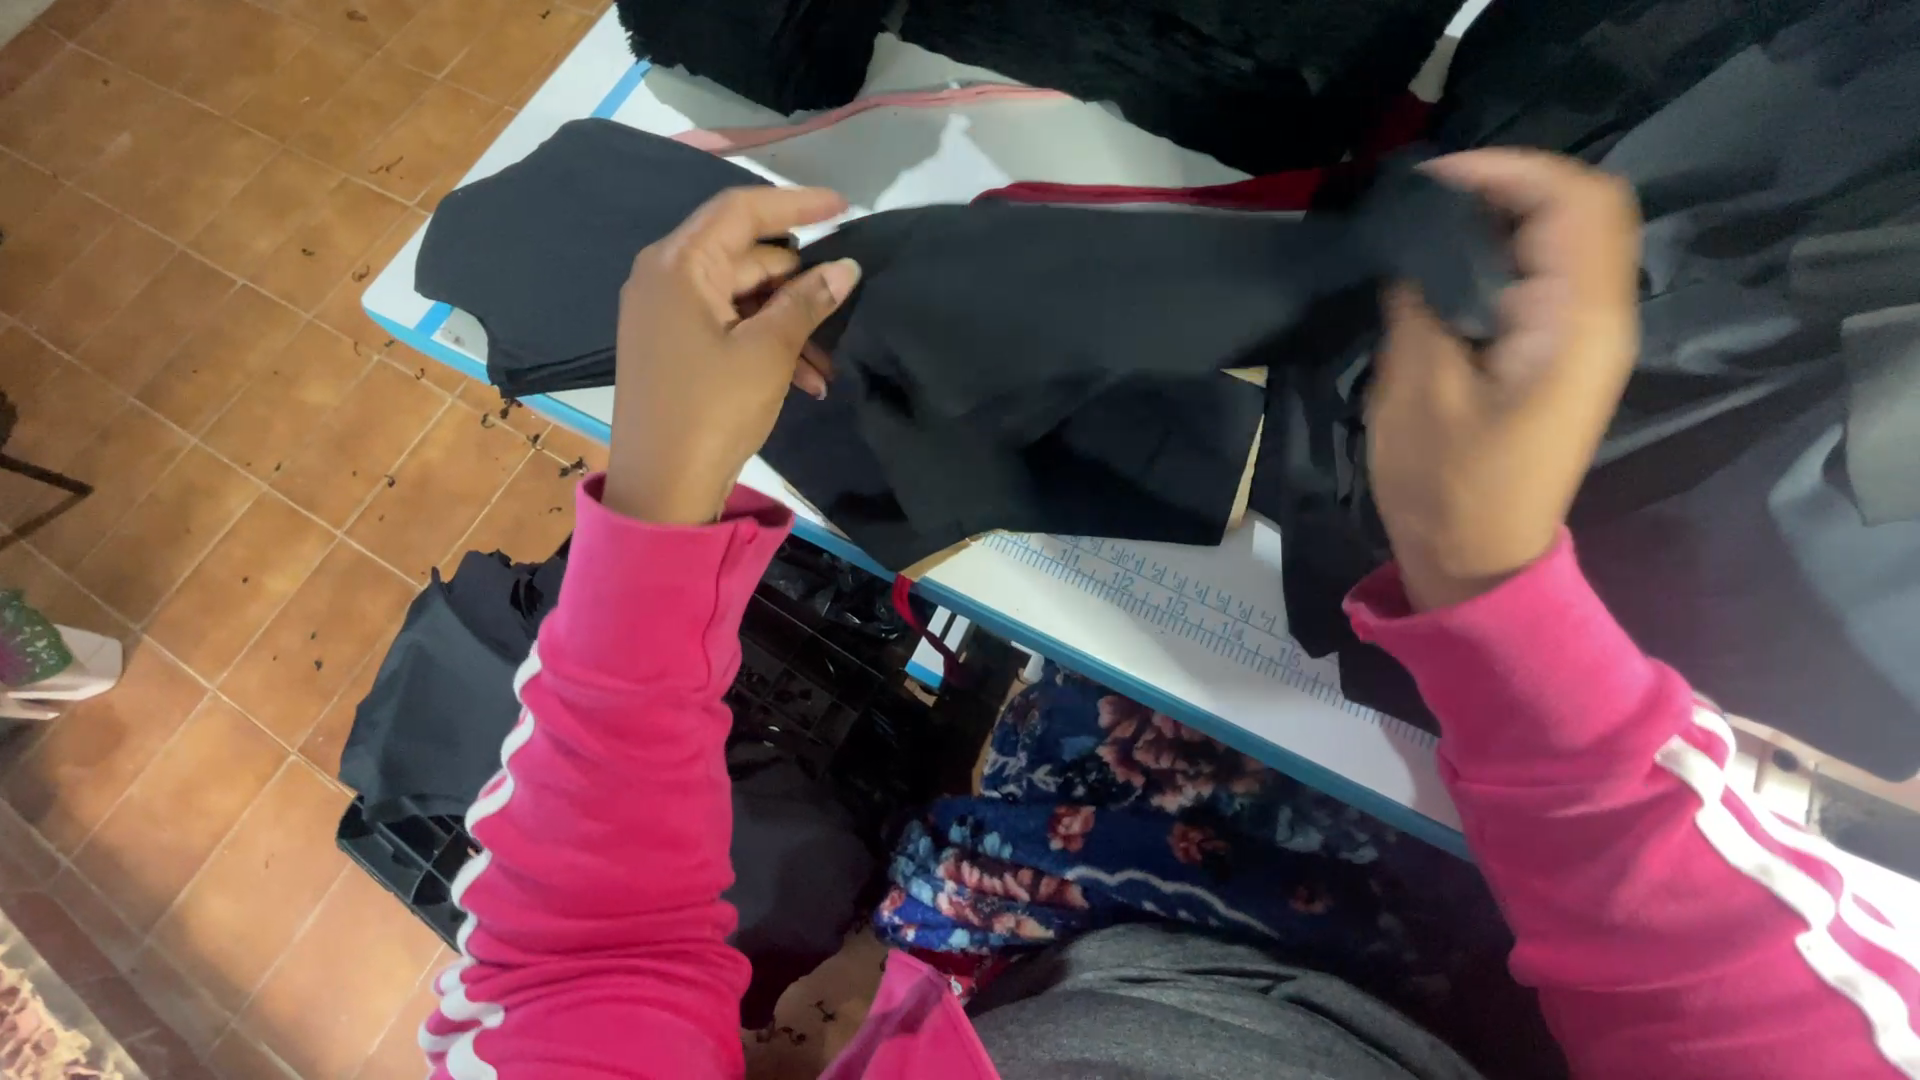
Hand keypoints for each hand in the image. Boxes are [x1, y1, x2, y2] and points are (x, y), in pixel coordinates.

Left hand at [603, 186, 860, 524]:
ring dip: (788, 323)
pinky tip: (804, 380)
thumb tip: (846, 267)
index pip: (741, 211)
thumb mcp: (768, 353)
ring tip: (827, 366)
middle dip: (798, 283)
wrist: (662, 487)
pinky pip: (728, 326)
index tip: (843, 205)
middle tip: (843, 306)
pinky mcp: (674, 347)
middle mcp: (665, 277)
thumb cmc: (712, 410)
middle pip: (744, 256)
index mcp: (679, 265)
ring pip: (742, 298)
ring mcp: (667, 314)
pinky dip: (765, 344)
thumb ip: (807, 302)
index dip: (795, 203)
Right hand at [1368, 149, 1640, 610]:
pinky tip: (1442, 276)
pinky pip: (1540, 283)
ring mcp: (1582, 341)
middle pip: (1577, 213)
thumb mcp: (1416, 392)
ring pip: (1559, 245)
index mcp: (1574, 323)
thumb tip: (1415, 252)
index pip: (1573, 203)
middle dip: (1502, 192)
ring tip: (1425, 232)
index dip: (1507, 172)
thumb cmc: (1445, 486)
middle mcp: (1597, 319)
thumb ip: (1421, 306)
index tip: (1430, 182)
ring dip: (1497, 226)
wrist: (1477, 560)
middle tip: (1424, 205)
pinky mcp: (1556, 360)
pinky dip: (1496, 262)